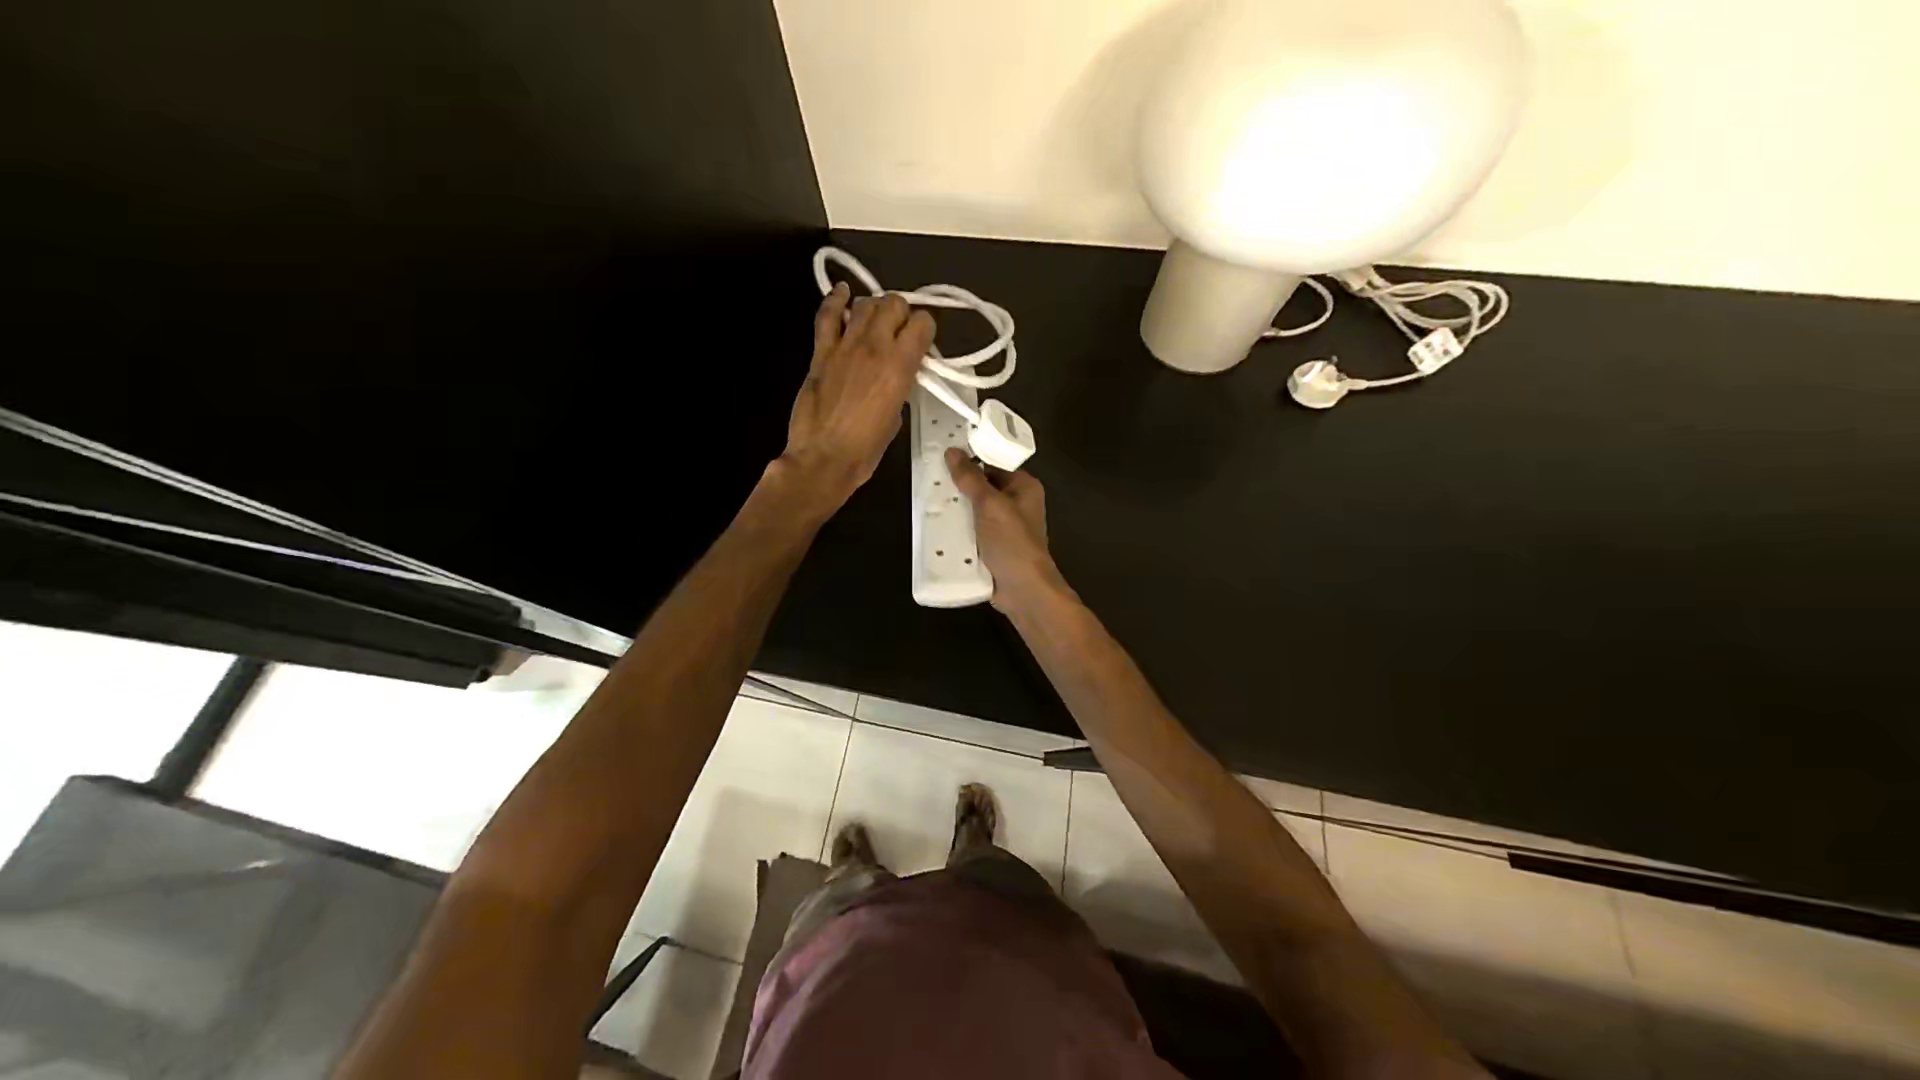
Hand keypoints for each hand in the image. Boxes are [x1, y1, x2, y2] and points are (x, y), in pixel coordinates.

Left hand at [780, 285, 934, 509]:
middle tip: (897, 331)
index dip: (924, 329)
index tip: (921, 342)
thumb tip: (895, 375)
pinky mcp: (821, 352)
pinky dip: (835, 300)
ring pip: (865, 303)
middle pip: (894, 303)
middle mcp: (876, 346)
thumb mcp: (896, 416)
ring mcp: (845, 345)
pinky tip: (842, 293)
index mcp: (901, 366)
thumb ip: (899, 386)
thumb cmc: (866, 448)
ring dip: (873, 308)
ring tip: (873, 321)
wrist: (824, 458)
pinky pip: (828, 315)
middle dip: (900, 313)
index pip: (923, 323)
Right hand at [944, 448, 1065, 611]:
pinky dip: (956, 530)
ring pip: (973, 511)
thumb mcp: (989, 504)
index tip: (942, 454)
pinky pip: (971, 531)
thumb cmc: (1011, 541)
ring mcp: (1003, 527)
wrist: (1022, 589)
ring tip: (925, 498)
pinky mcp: (992, 547)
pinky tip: (933, 526)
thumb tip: (952, 451)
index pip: (994, 463)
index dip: (970, 458)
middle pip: (982, 487)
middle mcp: (1016, 504)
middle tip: (928, 476)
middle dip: (958, 486)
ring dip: (954, 509)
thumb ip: (970, 478)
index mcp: (1023, 487)